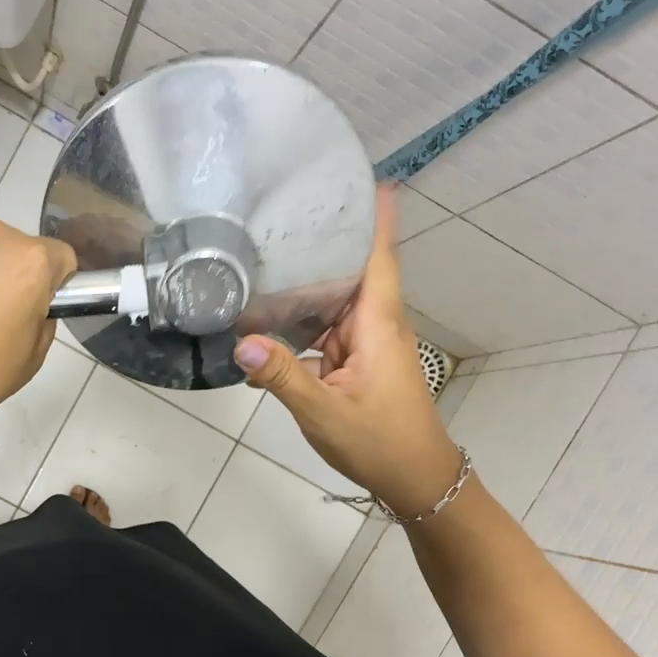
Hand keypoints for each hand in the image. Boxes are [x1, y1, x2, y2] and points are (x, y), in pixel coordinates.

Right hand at [233, 185, 461, 515]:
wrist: (416, 478)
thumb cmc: (379, 441)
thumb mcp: (324, 411)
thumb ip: (283, 377)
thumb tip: (241, 345)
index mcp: (377, 325)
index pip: (378, 257)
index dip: (374, 218)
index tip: (368, 178)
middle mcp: (374, 326)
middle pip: (349, 273)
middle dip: (323, 244)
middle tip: (281, 216)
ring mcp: (366, 346)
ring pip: (334, 304)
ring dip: (305, 287)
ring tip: (263, 261)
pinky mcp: (356, 365)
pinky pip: (326, 334)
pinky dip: (301, 326)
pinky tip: (268, 325)